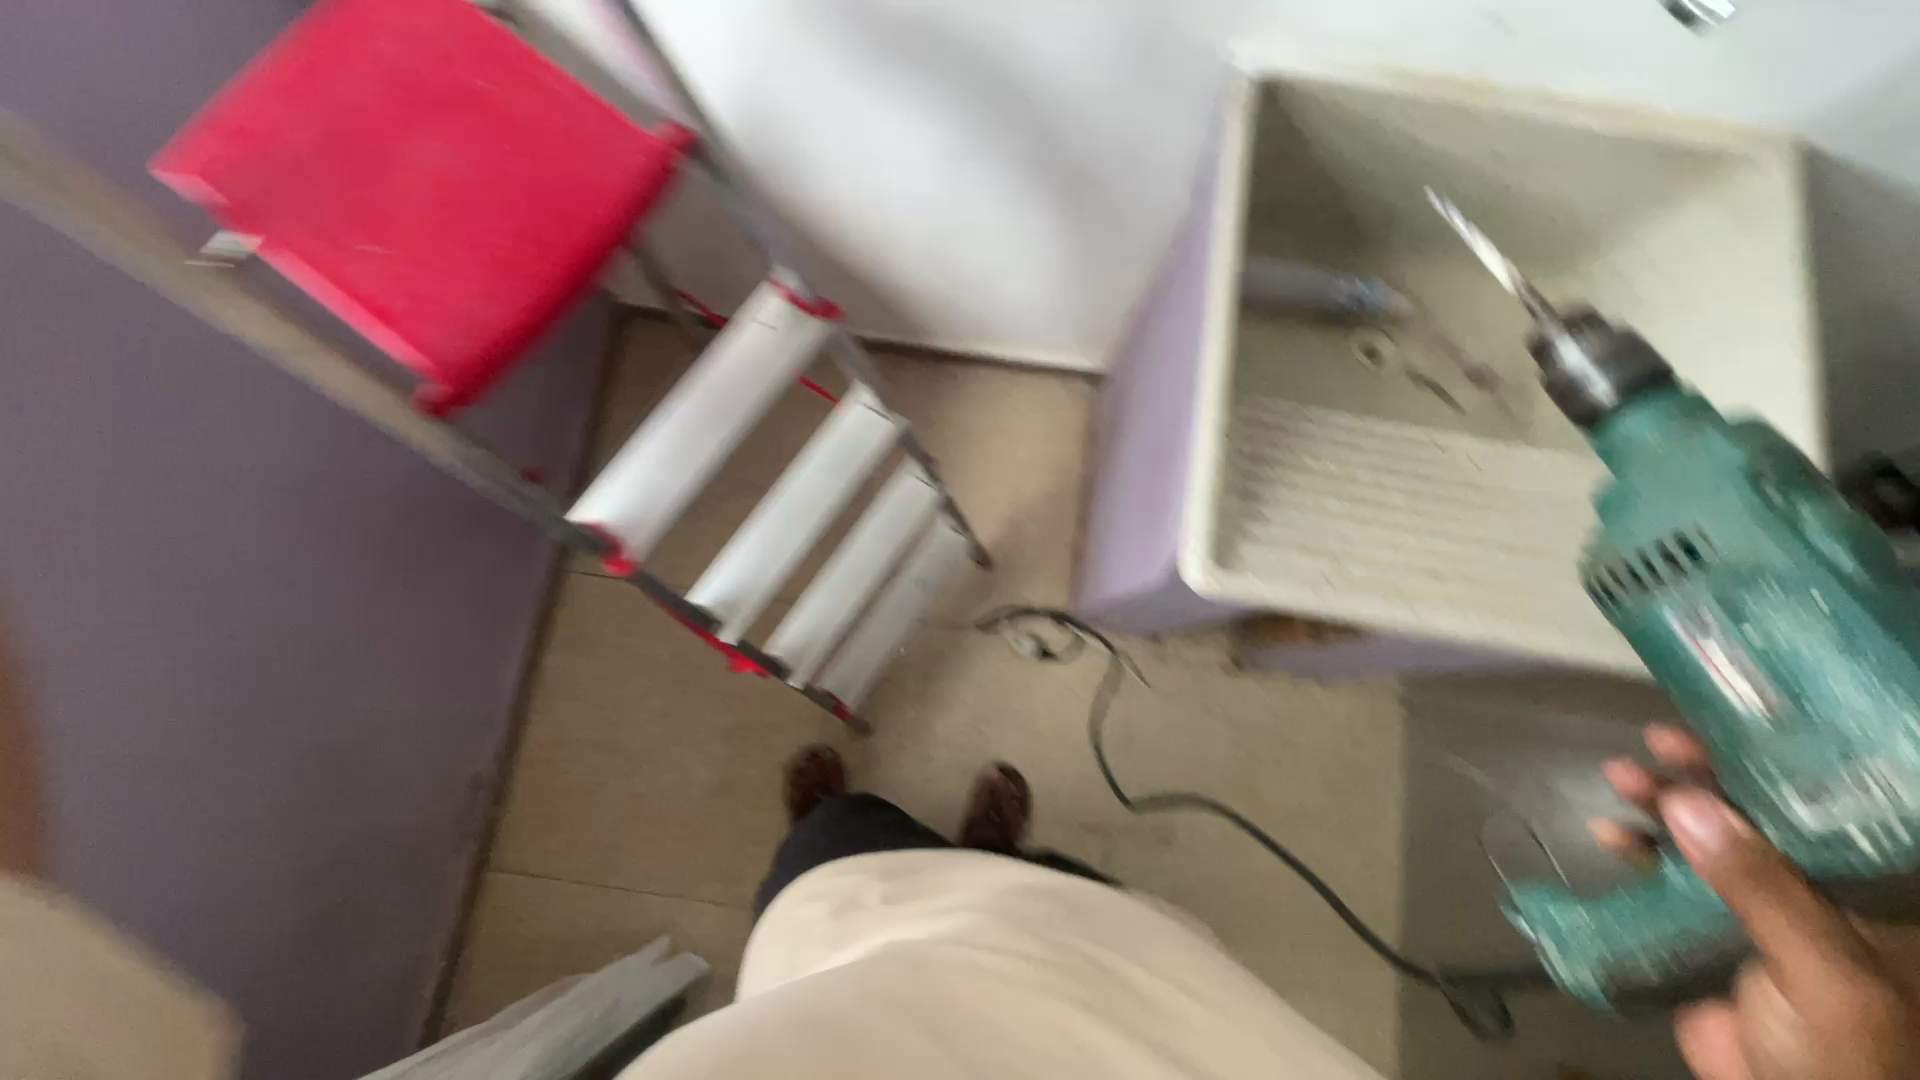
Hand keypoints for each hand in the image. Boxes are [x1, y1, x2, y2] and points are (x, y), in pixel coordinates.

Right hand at [1594, 726, 1919, 1079]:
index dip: (1776, 769)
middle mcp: (1821, 894)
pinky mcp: (1709, 934)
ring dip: (1663, 805)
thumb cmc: (1847, 1054)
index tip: (1725, 733)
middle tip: (1657, 743)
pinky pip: (1671, 877)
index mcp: (1877, 899)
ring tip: (1620, 777)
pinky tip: (1611, 833)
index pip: (1827, 813)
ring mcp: (1762, 914)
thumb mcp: (1825, 972)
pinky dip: (1640, 849)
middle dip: (1705, 778)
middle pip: (1758, 817)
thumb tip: (1687, 804)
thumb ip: (1764, 888)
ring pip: (1709, 839)